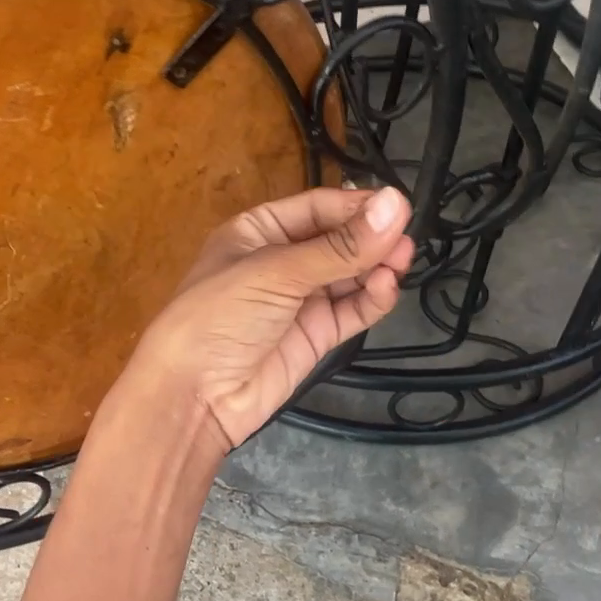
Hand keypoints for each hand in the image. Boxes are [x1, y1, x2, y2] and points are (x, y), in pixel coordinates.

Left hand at [123, 186, 414, 450]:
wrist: (195, 396)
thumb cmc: (219, 317)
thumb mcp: (276, 272)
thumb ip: (340, 246)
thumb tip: (396, 204)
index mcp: (258, 232)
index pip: (317, 208)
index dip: (356, 207)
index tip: (397, 207)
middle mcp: (280, 262)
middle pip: (338, 241)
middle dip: (371, 239)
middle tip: (405, 240)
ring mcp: (299, 301)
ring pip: (349, 277)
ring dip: (376, 268)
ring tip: (401, 263)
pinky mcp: (315, 336)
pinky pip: (351, 311)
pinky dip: (372, 300)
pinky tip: (386, 289)